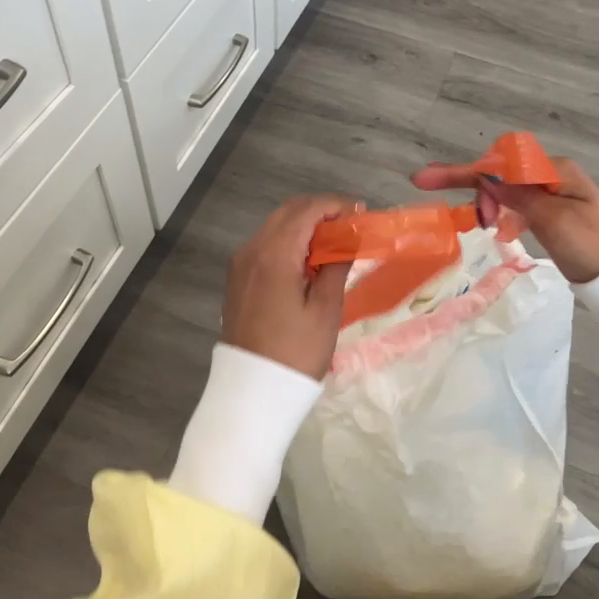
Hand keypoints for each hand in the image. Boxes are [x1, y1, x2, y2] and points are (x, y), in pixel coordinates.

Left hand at [223, 196, 356, 378]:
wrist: (251, 391)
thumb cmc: (295, 352)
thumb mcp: (325, 310)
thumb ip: (336, 267)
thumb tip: (347, 241)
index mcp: (274, 254)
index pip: (307, 210)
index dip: (336, 206)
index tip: (361, 214)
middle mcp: (252, 250)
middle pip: (288, 212)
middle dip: (320, 212)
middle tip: (350, 226)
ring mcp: (240, 264)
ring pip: (275, 226)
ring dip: (304, 226)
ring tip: (334, 242)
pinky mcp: (237, 279)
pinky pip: (265, 245)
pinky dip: (288, 241)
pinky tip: (309, 260)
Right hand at [411, 152, 598, 282]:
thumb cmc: (591, 245)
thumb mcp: (553, 220)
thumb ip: (518, 195)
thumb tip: (486, 175)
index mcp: (553, 170)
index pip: (499, 163)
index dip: (463, 171)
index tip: (426, 179)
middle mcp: (551, 176)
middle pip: (500, 173)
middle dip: (476, 189)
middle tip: (472, 220)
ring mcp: (552, 194)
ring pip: (506, 190)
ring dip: (490, 203)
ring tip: (485, 227)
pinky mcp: (552, 213)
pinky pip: (518, 206)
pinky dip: (504, 215)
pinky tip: (501, 232)